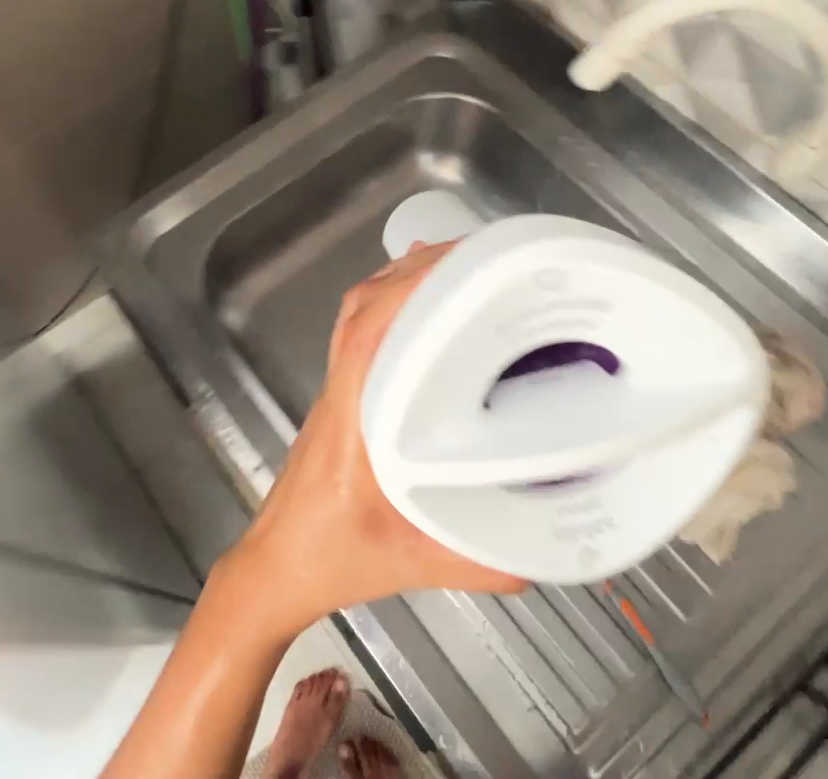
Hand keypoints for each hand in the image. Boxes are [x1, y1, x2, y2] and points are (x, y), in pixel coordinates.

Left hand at [217, 242, 525, 635]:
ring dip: (403, 283)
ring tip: (458, 268)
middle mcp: (339, 391)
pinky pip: (359, 334)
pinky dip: (389, 305)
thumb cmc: (331, 560)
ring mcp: (335, 391)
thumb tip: (549, 550)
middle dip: (420, 273)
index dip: (411, 290)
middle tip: (481, 260)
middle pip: (365, 307)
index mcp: (352, 419)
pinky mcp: (340, 398)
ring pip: (358, 314)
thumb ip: (484, 563)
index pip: (369, 331)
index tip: (461, 266)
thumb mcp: (416, 563)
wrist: (278, 566)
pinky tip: (421, 302)